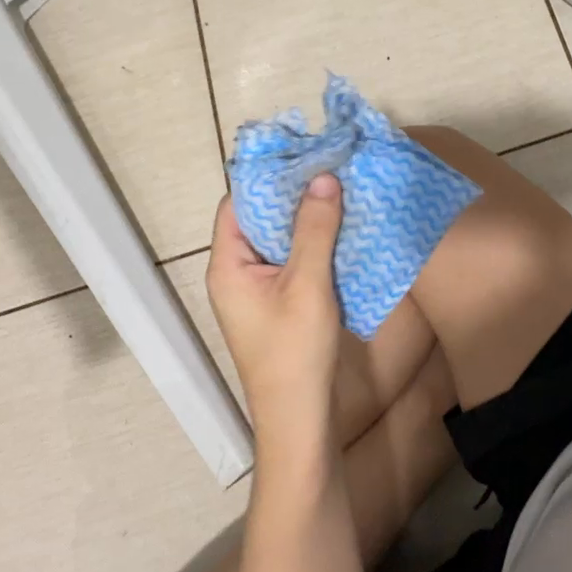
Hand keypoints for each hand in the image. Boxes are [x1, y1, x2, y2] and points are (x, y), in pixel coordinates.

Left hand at [206, 174, 345, 444]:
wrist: (300, 417)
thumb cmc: (295, 351)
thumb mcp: (308, 284)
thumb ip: (314, 228)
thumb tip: (323, 176)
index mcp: (228, 265)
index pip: (239, 203)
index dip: (268, 176)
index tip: (304, 154)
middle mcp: (236, 272)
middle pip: (259, 218)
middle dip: (294, 193)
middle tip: (331, 167)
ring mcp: (257, 290)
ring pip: (280, 239)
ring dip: (307, 218)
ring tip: (341, 190)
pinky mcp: (278, 303)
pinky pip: (293, 260)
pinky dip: (314, 242)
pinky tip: (343, 229)